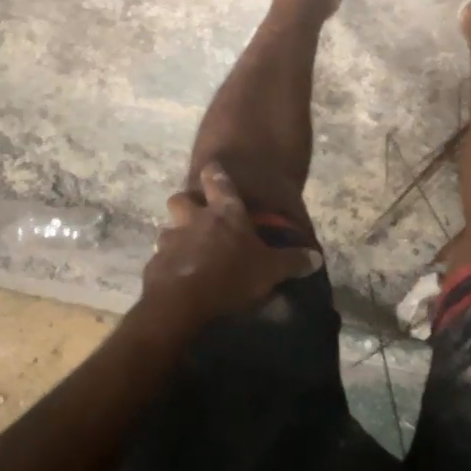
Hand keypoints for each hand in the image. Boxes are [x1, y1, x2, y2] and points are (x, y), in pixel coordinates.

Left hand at [137, 163, 322, 338]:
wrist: (183, 304)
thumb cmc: (232, 276)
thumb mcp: (272, 270)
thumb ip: (293, 261)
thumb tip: (316, 258)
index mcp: (226, 214)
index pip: (219, 183)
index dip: (216, 173)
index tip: (212, 167)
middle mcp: (195, 221)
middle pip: (180, 199)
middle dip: (186, 203)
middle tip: (196, 215)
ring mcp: (171, 242)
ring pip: (167, 229)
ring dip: (176, 236)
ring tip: (187, 250)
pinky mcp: (154, 266)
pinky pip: (160, 258)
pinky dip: (168, 264)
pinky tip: (178, 277)